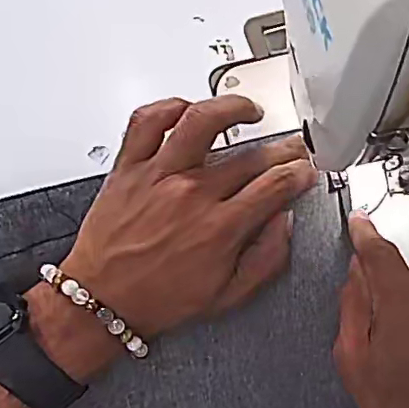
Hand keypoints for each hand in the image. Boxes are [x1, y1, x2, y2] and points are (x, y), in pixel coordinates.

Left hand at [57, 96, 316, 341]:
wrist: (104, 301)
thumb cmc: (159, 299)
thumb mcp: (227, 296)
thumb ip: (266, 260)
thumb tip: (283, 224)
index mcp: (220, 228)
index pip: (275, 184)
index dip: (299, 173)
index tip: (304, 172)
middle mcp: (192, 194)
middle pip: (251, 155)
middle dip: (282, 149)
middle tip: (290, 149)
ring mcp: (159, 175)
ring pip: (203, 120)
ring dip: (233, 108)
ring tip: (248, 112)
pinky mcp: (129, 167)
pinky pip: (148, 121)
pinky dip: (170, 106)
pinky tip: (188, 110)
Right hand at [333, 212, 408, 407]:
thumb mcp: (352, 358)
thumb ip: (352, 305)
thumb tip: (357, 274)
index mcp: (402, 308)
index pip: (381, 254)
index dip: (366, 235)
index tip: (360, 224)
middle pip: (405, 276)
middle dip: (388, 293)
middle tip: (380, 334)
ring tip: (408, 352)